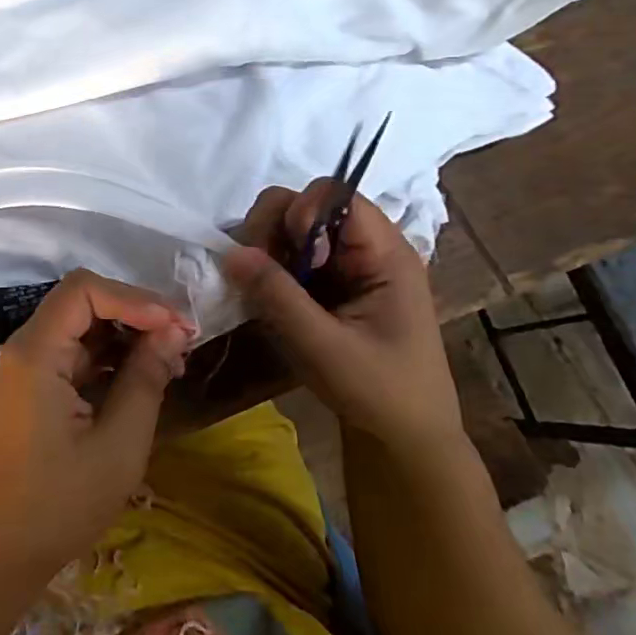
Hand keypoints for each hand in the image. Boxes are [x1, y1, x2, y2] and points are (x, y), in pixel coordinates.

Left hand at [0, 270, 194, 574]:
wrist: (5, 549)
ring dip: (128, 333)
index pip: (84, 290)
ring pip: (84, 323)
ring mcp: (31, 364)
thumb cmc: (62, 502)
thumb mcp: (119, 443)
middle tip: (181, 340)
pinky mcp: (39, 383)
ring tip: (172, 360)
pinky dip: (113, 355)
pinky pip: (79, 350)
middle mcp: (28, 346)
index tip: (174, 326)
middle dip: (135, 312)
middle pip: (83, 300)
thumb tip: (172, 332)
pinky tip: (146, 375)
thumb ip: (145, 379)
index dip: (133, 299)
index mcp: (37, 353)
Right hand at [222, 181, 465, 452]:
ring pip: (295, 228)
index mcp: (385, 253)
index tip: (286, 252)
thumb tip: (230, 252)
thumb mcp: (325, 347)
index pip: (337, 195)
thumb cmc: (379, 393)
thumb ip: (278, 296)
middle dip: (275, 228)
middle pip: (309, 205)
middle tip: (260, 271)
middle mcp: (367, 248)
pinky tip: (266, 296)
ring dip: (269, 249)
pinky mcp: (332, 284)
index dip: (301, 210)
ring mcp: (348, 266)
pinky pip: (294, 256)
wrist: (405, 439)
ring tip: (261, 288)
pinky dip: (272, 267)